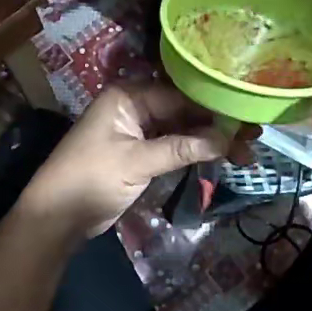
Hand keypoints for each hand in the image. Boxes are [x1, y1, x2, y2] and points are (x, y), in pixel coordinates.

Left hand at [18, 84, 255, 241]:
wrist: (56, 216)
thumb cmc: (89, 179)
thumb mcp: (136, 162)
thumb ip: (181, 148)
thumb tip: (227, 139)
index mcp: (127, 96)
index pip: (180, 94)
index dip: (215, 106)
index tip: (248, 116)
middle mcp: (133, 107)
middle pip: (183, 110)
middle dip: (217, 124)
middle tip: (255, 136)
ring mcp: (136, 131)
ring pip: (181, 130)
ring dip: (210, 140)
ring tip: (247, 151)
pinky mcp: (139, 154)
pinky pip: (173, 146)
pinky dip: (195, 152)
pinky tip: (222, 156)